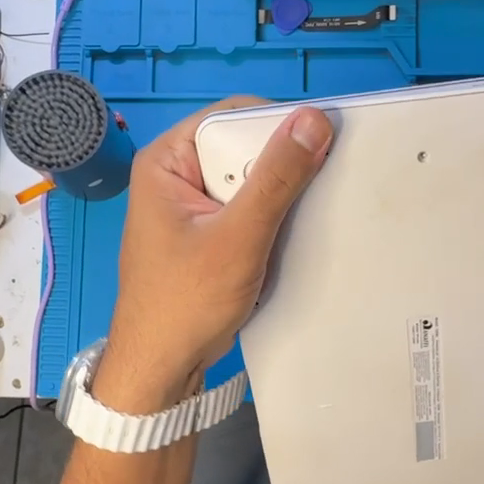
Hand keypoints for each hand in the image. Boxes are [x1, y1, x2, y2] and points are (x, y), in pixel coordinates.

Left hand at [101, 97, 333, 409]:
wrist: (162, 368)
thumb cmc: (187, 301)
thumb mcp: (238, 237)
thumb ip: (276, 179)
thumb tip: (314, 120)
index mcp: (167, 161)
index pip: (231, 116)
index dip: (277, 125)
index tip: (322, 145)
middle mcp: (176, 175)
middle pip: (241, 147)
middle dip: (281, 166)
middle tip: (319, 184)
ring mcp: (191, 207)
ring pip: (248, 181)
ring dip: (280, 196)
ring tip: (308, 212)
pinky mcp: (207, 234)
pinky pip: (246, 209)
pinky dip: (270, 219)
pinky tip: (289, 235)